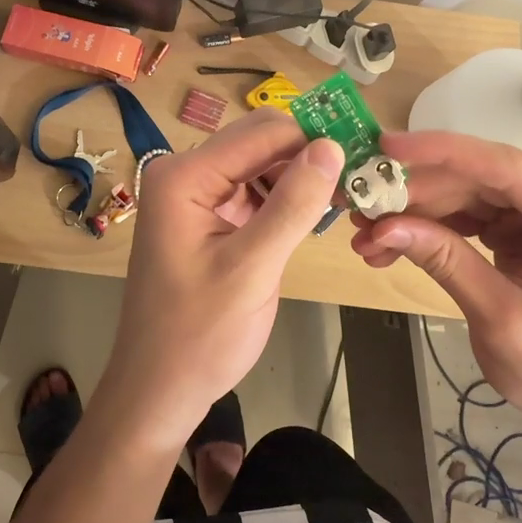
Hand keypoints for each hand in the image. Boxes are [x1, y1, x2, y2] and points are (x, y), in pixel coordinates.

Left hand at [101, 108, 344, 448]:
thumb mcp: (252, 267)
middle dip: (307, 155)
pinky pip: (251, 191)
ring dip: (297, 176)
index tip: (363, 154)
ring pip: (259, 164)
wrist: (158, 389)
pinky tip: (309, 216)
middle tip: (357, 179)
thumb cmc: (199, 335)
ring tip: (342, 199)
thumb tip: (331, 146)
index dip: (313, 138)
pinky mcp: (205, 217)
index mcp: (184, 175)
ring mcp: (193, 195)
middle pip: (259, 142)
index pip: (262, 133)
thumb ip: (292, 205)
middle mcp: (184, 173)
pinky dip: (282, 199)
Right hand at [351, 131, 521, 441]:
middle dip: (417, 190)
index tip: (387, 146)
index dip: (446, 153)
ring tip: (363, 230)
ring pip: (469, 192)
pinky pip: (470, 213)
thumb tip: (383, 225)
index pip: (510, 170)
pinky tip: (388, 241)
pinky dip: (429, 226)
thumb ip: (447, 263)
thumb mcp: (502, 321)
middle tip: (358, 200)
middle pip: (483, 179)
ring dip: (416, 209)